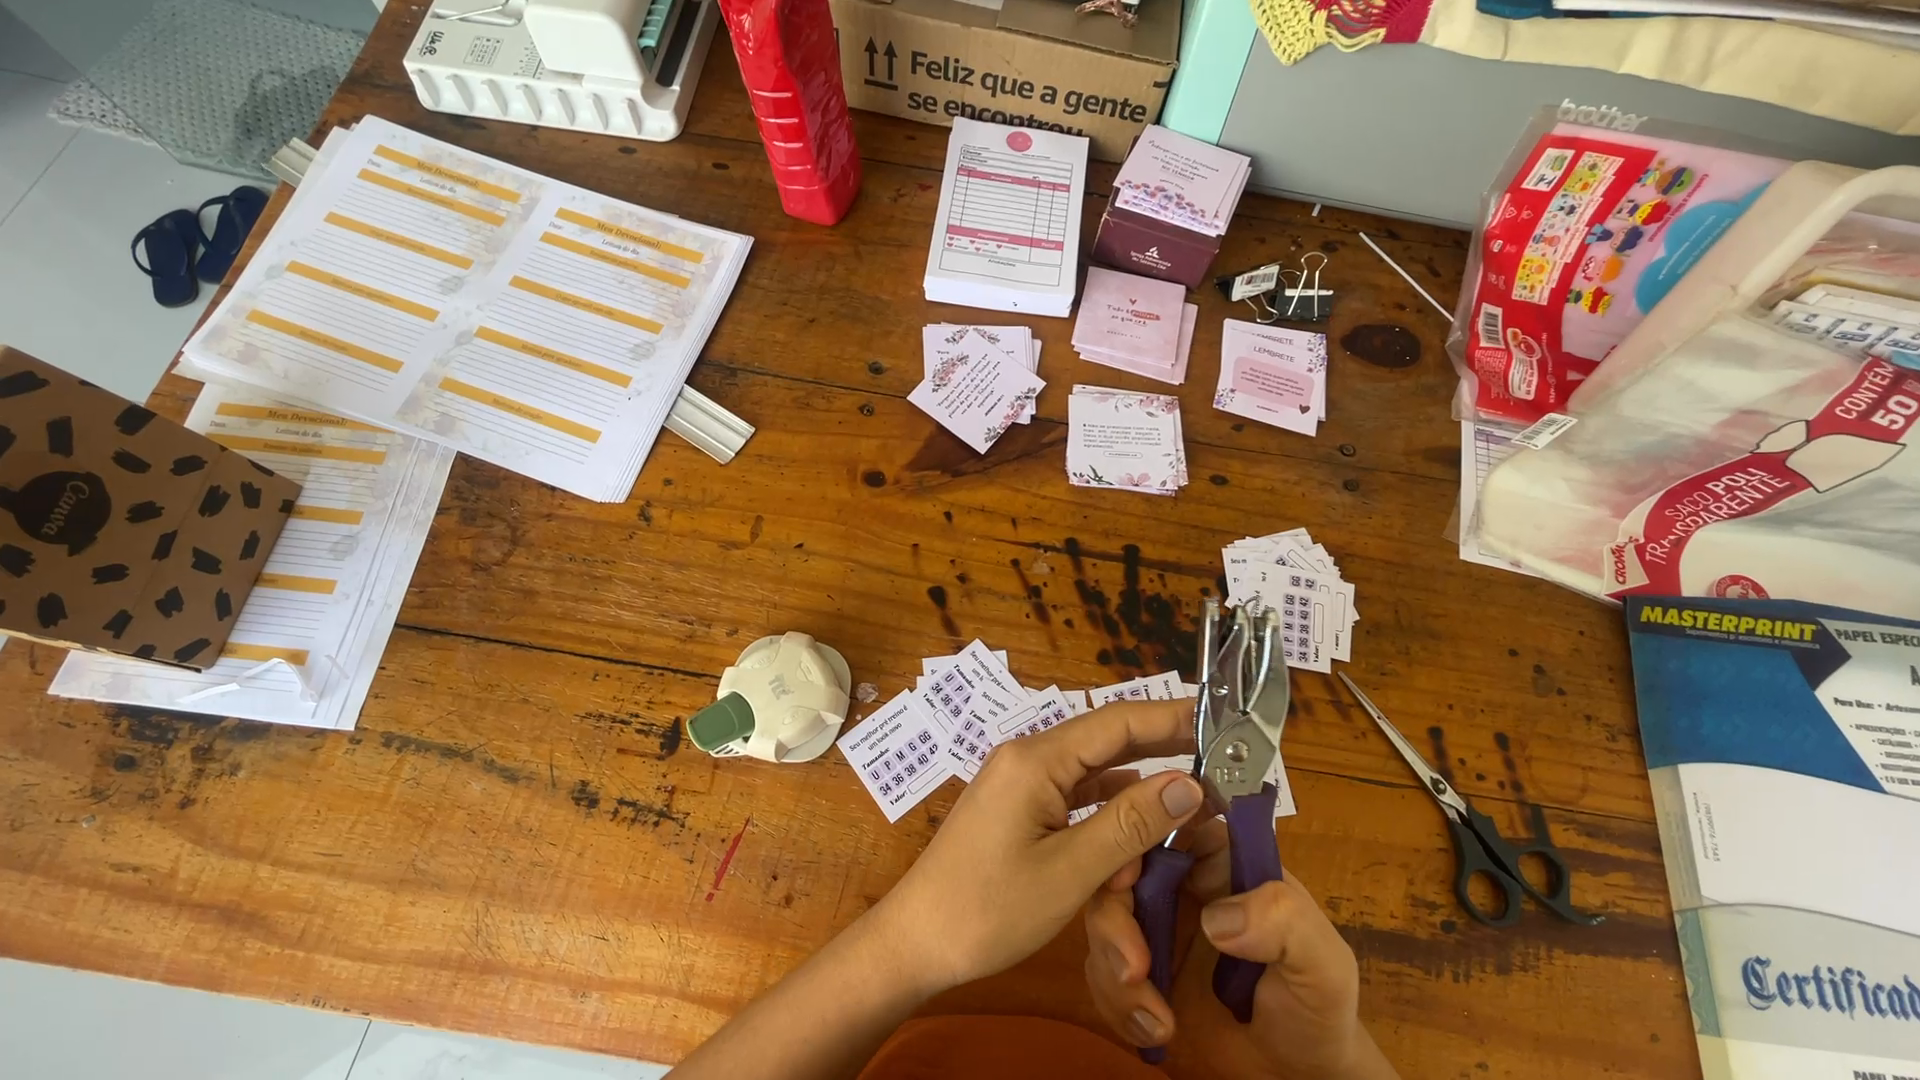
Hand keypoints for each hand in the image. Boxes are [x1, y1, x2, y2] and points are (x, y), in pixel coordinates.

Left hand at [871, 700, 1206, 995]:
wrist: (916, 943)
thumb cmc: (988, 908)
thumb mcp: (1070, 871)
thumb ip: (1130, 823)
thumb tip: (1190, 783)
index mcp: (1035, 759)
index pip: (1116, 722)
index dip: (1170, 717)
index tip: (1221, 719)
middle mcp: (1027, 759)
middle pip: (1105, 741)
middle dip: (1162, 746)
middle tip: (1221, 753)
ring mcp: (1020, 785)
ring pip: (1092, 773)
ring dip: (1137, 785)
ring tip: (1193, 790)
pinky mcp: (1018, 811)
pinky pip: (1074, 799)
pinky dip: (1109, 810)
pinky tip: (1142, 825)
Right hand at [1083, 820, 1398, 1079]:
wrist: (1295, 1075)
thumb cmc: (1315, 1006)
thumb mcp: (1321, 961)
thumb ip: (1285, 921)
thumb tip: (1218, 918)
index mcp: (1220, 861)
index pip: (1167, 825)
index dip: (1137, 839)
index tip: (1126, 879)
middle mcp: (1178, 884)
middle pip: (1120, 873)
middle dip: (1114, 922)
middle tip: (1132, 970)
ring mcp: (1152, 926)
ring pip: (1102, 922)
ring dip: (1114, 972)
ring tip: (1157, 1021)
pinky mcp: (1135, 970)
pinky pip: (1100, 971)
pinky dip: (1117, 1005)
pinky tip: (1154, 1033)